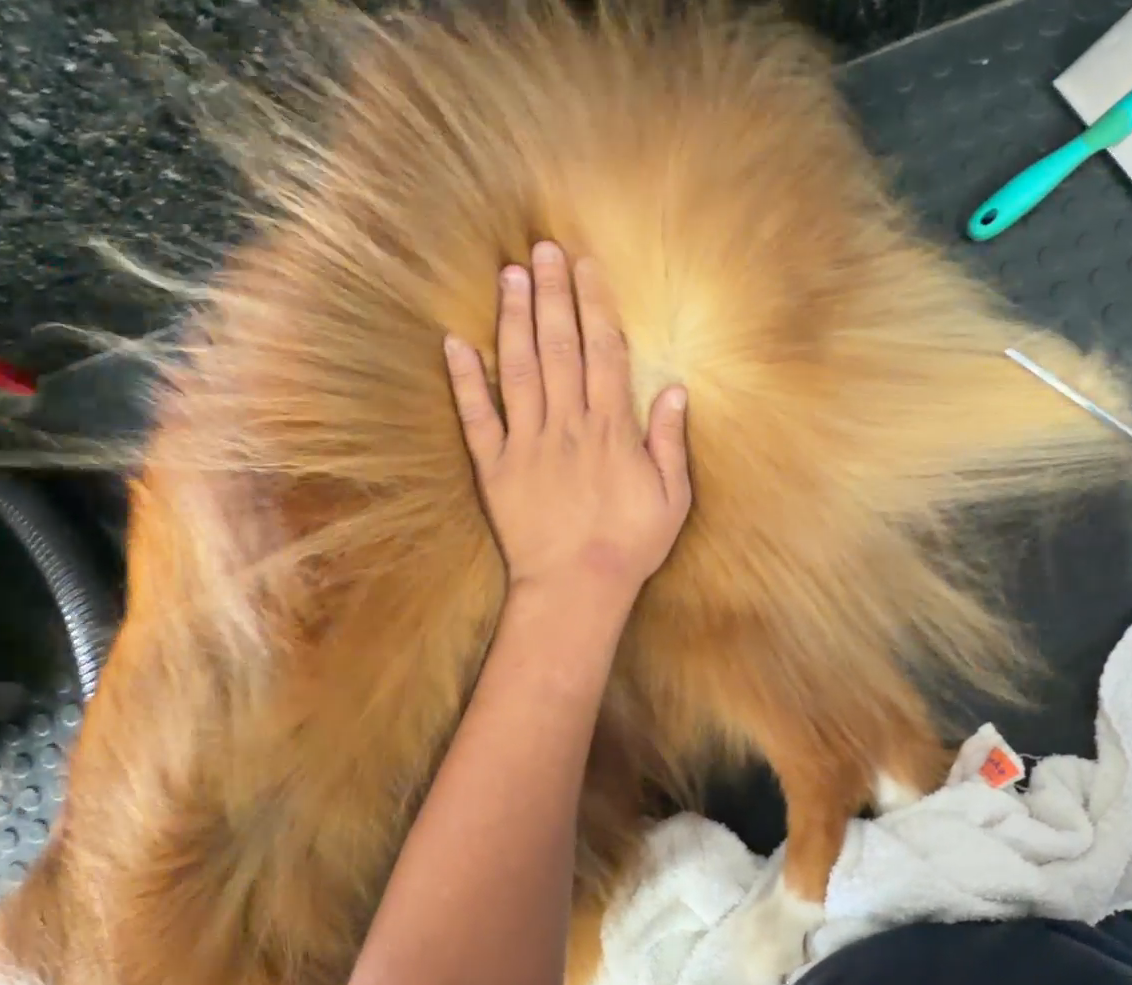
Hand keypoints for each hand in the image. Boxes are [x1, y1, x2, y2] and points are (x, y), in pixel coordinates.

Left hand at [445, 242, 690, 608]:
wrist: (577, 588)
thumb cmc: (631, 545)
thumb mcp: (672, 498)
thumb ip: (670, 442)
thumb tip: (676, 391)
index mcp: (611, 428)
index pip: (604, 352)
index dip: (595, 304)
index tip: (587, 266)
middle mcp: (568, 424)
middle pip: (559, 346)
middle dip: (552, 294)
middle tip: (543, 249)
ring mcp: (527, 443)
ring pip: (518, 368)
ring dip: (512, 319)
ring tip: (508, 275)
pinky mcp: (494, 467)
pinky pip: (477, 416)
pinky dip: (465, 379)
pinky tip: (455, 342)